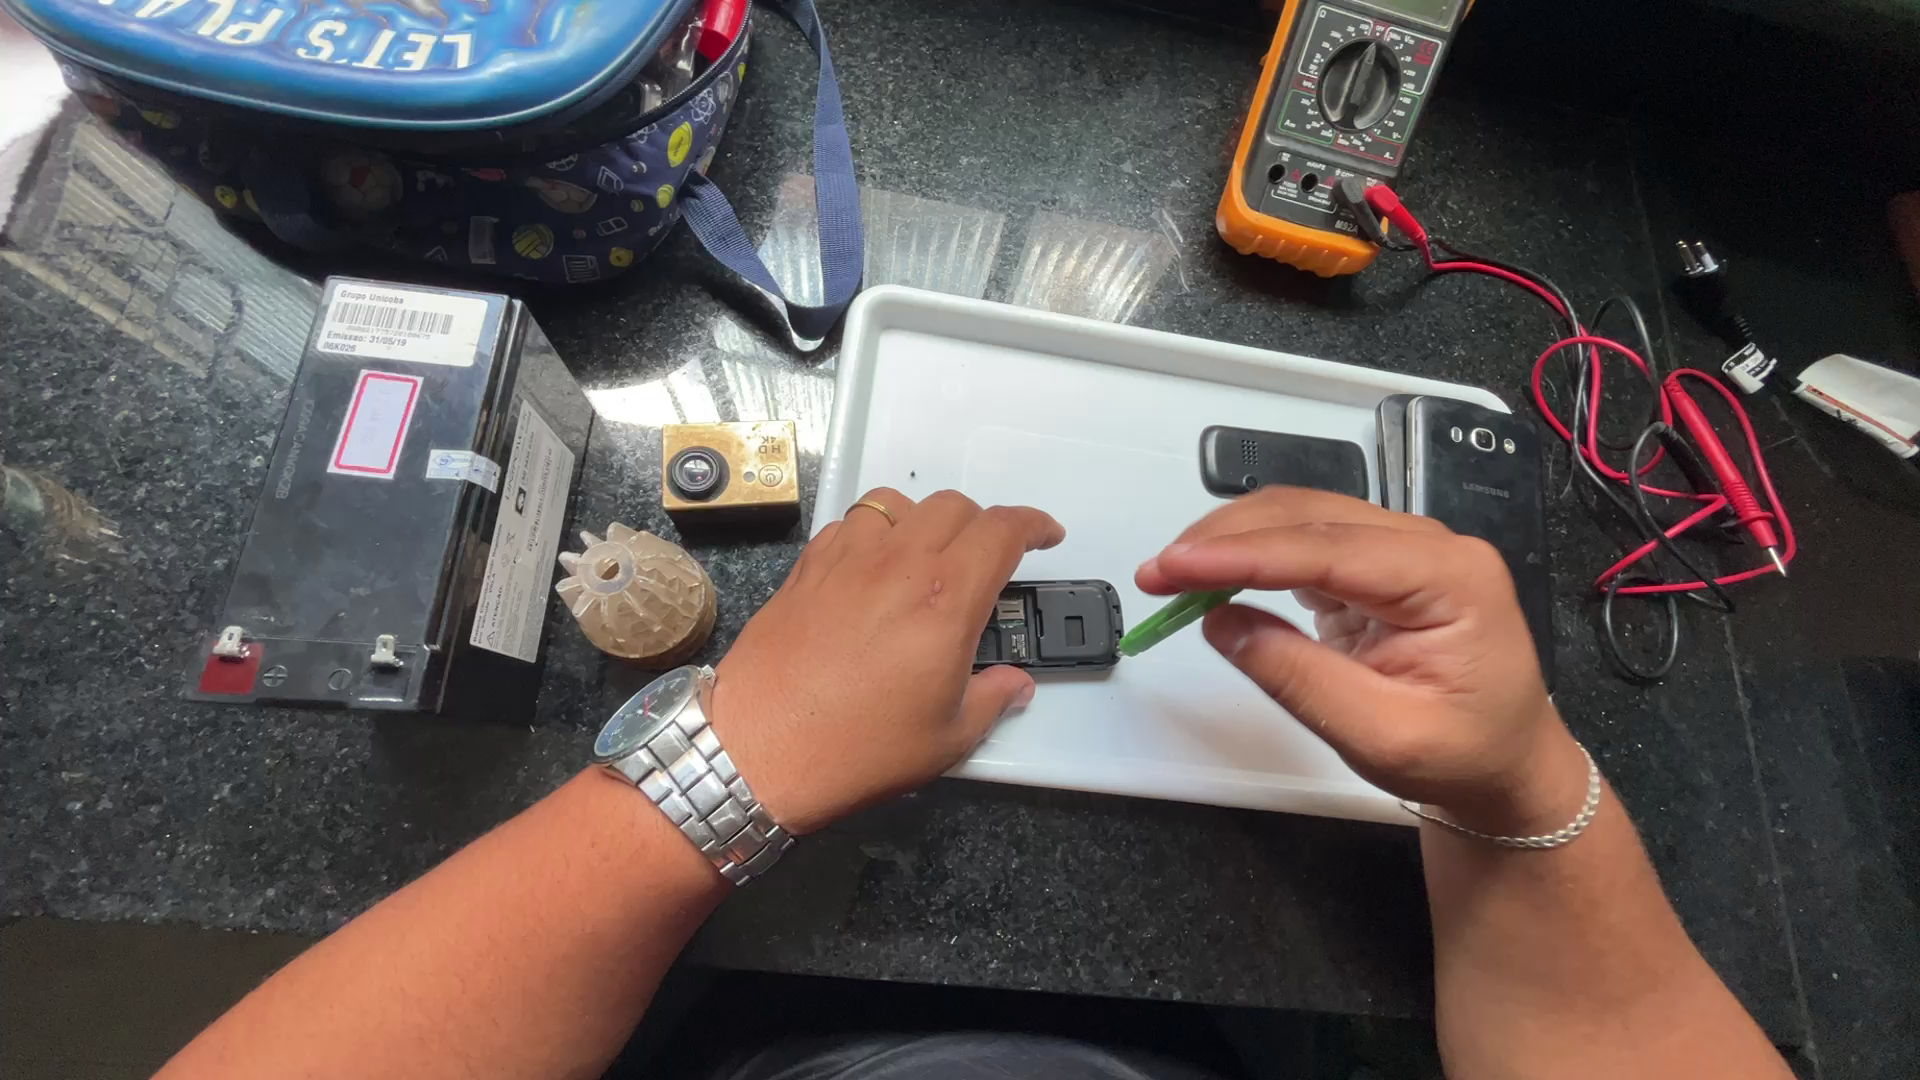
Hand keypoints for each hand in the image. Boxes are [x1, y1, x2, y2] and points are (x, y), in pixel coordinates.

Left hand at [710, 489, 1064, 833]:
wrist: (757, 751)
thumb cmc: (854, 748)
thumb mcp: (946, 739)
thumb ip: (992, 699)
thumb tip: (1014, 684)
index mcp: (946, 599)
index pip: (1003, 530)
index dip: (1034, 524)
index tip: (1045, 535)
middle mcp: (899, 564)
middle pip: (955, 505)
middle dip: (985, 524)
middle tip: (989, 558)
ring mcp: (848, 559)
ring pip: (899, 502)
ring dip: (926, 519)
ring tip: (928, 554)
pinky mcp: (809, 568)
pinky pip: (850, 523)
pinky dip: (875, 531)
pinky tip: (873, 565)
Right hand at [1137, 486, 1583, 835]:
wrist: (1504, 758)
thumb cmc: (1460, 754)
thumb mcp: (1378, 735)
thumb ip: (1296, 677)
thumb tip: (1219, 622)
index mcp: (1449, 577)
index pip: (1325, 548)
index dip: (1240, 554)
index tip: (1172, 567)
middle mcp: (1425, 544)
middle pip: (1305, 514)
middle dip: (1222, 538)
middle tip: (1157, 574)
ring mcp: (1398, 546)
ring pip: (1295, 515)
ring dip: (1228, 538)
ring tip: (1175, 573)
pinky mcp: (1371, 559)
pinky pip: (1299, 536)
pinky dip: (1247, 550)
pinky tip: (1214, 572)